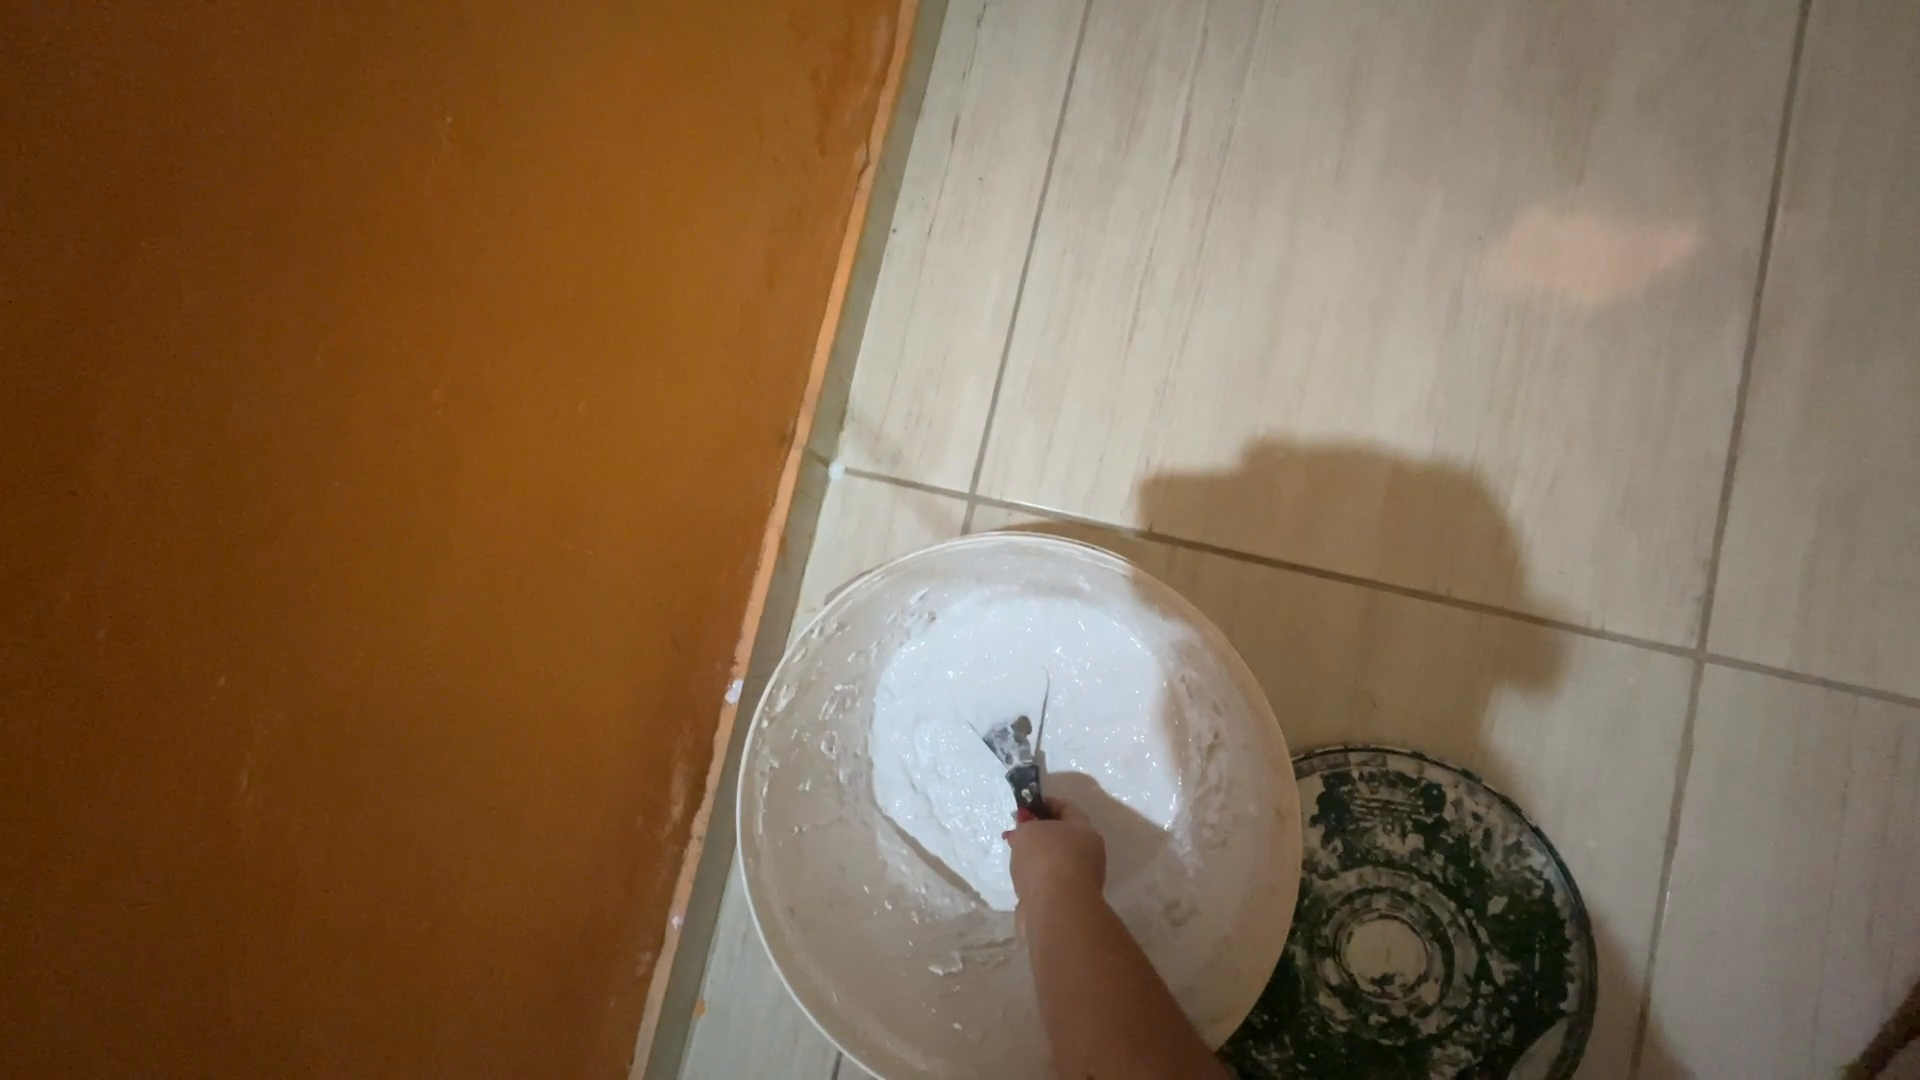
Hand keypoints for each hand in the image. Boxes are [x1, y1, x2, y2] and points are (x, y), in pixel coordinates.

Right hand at [1002, 797, 1105, 911]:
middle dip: (1038, 832)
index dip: (1044, 803)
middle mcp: (1088, 853)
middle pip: (1061, 835)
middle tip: (1016, 832)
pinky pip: (1050, 882)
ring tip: (1015, 857)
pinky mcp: (1068, 901)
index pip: (1066, 807)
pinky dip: (1036, 879)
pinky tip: (1022, 879)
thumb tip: (1026, 827)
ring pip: (1055, 860)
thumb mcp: (1028, 830)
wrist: (1056, 911)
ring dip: (1036, 857)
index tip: (1023, 806)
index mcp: (1084, 829)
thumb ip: (1025, 824)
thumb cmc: (1045, 859)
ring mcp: (1080, 879)